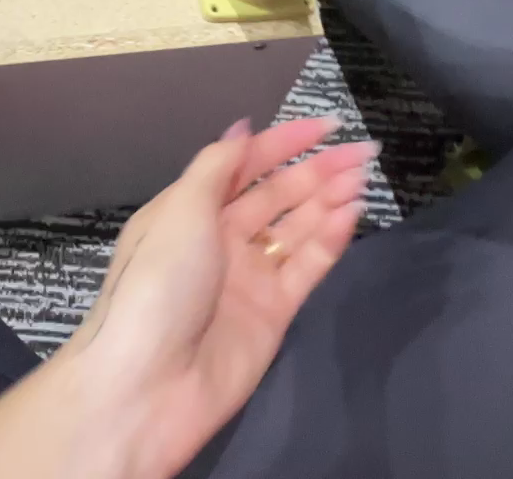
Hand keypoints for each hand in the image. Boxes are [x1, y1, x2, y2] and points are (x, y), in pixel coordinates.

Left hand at [56, 116, 374, 478]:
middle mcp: (222, 236)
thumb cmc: (159, 283)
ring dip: (330, 199)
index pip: (247, 162)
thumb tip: (242, 125)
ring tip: (364, 176)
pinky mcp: (273, 312)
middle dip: (318, 169)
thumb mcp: (181, 209)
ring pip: (298, 226)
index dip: (286, 141)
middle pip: (279, 192)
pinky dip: (330, 239)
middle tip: (363, 150)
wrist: (147, 387)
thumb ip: (217, 165)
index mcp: (193, 206)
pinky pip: (307, 265)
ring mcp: (250, 275)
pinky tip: (352, 213)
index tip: (328, 125)